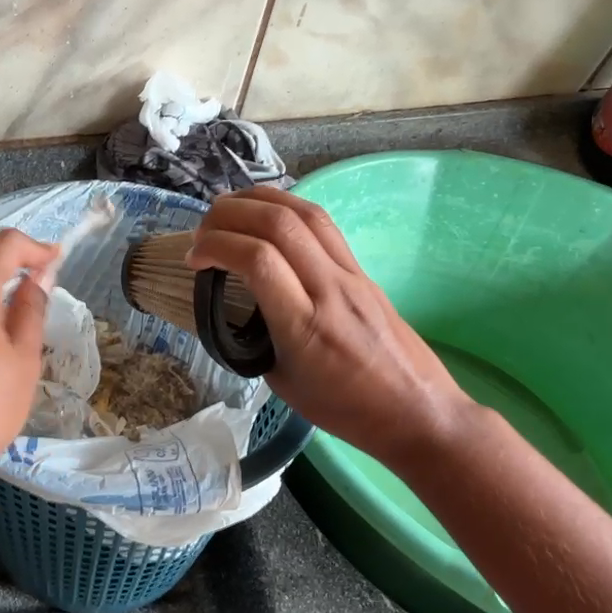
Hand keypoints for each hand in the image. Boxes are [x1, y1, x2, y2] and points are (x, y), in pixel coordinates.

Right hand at [187, 187, 473, 465]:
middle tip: (202, 230)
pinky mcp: (363, 270)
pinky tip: (265, 216)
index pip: (257, 260)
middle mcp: (330, 290)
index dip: (215, 246)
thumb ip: (253, 335)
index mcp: (304, 325)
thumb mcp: (280, 380)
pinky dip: (285, 208)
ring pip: (305, 213)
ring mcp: (352, 275)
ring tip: (227, 209)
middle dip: (228, 213)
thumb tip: (232, 304)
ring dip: (258, 199)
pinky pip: (322, 225)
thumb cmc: (344, 409)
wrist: (418, 413)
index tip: (193, 259)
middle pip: (279, 223)